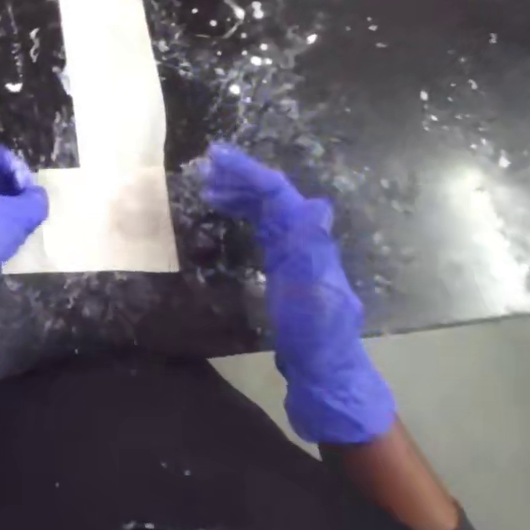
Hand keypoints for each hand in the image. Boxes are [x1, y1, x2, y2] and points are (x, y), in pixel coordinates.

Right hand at [199, 144, 395, 443]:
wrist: (325, 373)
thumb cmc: (316, 338)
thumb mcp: (314, 297)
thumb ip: (311, 253)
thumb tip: (313, 204)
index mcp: (310, 243)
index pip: (279, 194)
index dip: (249, 172)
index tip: (215, 157)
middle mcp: (305, 240)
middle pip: (274, 196)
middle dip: (240, 177)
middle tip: (203, 170)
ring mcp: (296, 252)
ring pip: (268, 209)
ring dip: (240, 192)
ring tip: (207, 187)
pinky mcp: (285, 265)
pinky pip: (263, 226)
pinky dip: (242, 212)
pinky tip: (225, 213)